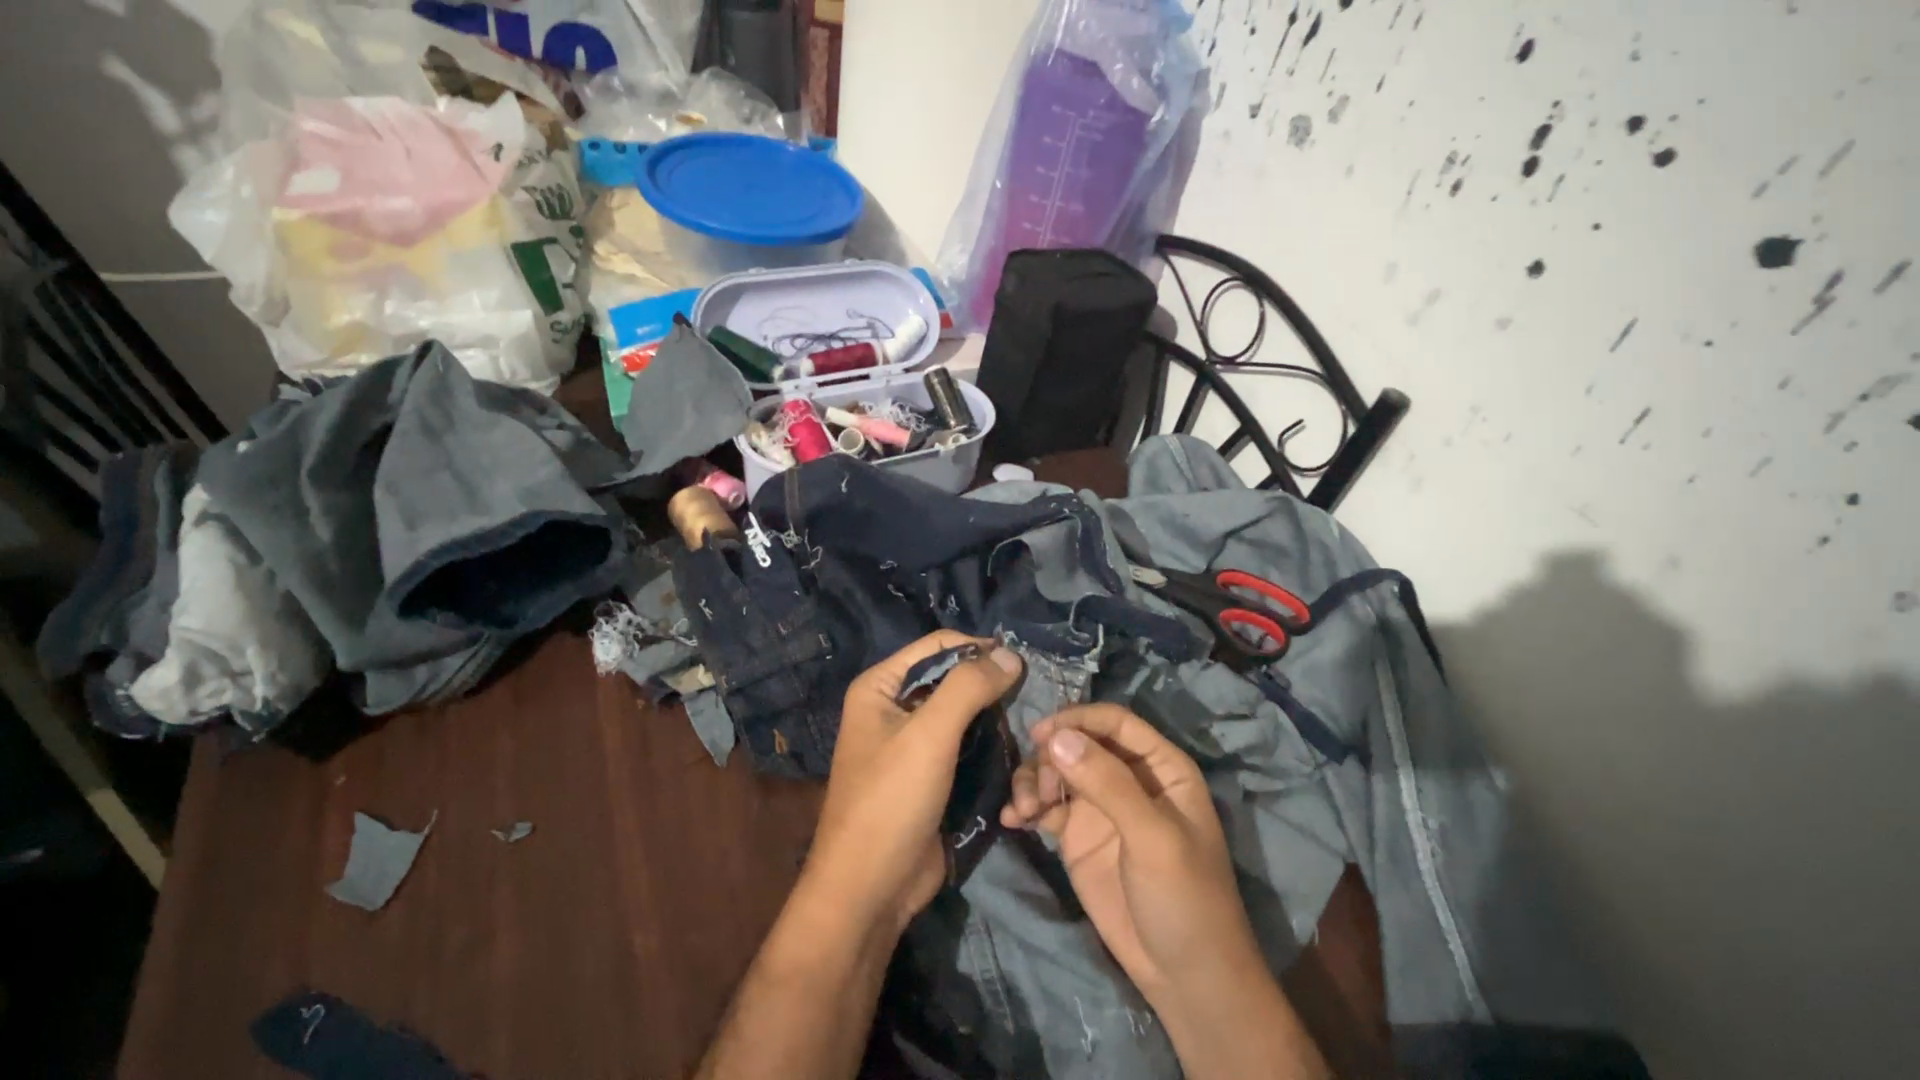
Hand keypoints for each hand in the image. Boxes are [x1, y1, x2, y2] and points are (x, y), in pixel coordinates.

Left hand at [804, 631, 1023, 933]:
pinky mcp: (933, 778)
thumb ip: (969, 688)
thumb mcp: (929, 735)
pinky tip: (1018, 757)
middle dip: (991, 689)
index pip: (937, 646)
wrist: (870, 888)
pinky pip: (968, 750)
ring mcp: (914, 746)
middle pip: (954, 680)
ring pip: (967, 717)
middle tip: (1033, 702)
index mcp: (880, 687)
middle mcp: (894, 709)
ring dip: (996, 724)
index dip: (979, 649)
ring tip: (1030, 732)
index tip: (1023, 665)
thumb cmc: (891, 801)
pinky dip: (991, 751)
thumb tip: (1011, 654)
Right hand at [999, 705, 1266, 1011]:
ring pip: (1057, 772)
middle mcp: (1128, 779)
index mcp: (1161, 767)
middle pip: (1078, 744)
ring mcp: (1101, 809)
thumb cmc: (1185, 897)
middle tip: (1036, 792)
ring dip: (1034, 782)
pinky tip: (1013, 821)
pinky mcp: (1078, 839)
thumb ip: (1107, 784)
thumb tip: (1056, 737)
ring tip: (1024, 811)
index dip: (1077, 721)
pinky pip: (1046, 809)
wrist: (1184, 974)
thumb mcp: (1152, 836)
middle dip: (1050, 758)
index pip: (1115, 723)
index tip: (1039, 735)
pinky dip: (1026, 808)